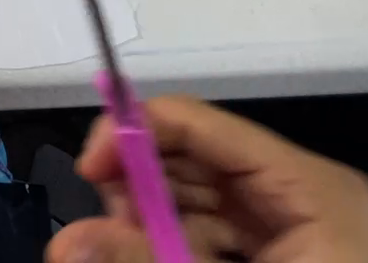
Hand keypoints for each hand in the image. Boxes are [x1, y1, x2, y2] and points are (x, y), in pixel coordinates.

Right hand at [48, 96, 367, 262]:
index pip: (190, 118)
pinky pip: (213, 223)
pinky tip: (168, 255)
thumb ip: (149, 256)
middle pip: (185, 152)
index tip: (89, 172)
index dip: (129, 134)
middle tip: (113, 222)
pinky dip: (177, 238)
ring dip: (151, 215)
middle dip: (138, 184)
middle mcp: (298, 187)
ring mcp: (294, 220)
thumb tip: (61, 243)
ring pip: (192, 189)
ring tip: (135, 246)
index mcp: (305, 181)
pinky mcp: (286, 248)